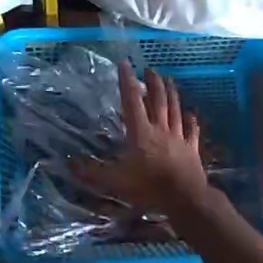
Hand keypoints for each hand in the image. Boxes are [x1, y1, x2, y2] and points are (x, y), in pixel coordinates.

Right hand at [80, 61, 210, 214]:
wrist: (185, 198)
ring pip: (175, 109)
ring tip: (169, 80)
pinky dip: (191, 120)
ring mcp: (179, 138)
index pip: (132, 101)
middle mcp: (160, 129)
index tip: (125, 64)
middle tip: (149, 69)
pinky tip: (191, 113)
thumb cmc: (148, 187)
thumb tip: (70, 165)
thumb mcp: (114, 182)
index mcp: (140, 133)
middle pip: (158, 100)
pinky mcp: (192, 149)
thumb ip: (92, 173)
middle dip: (153, 82)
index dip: (127, 81)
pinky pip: (192, 130)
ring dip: (172, 93)